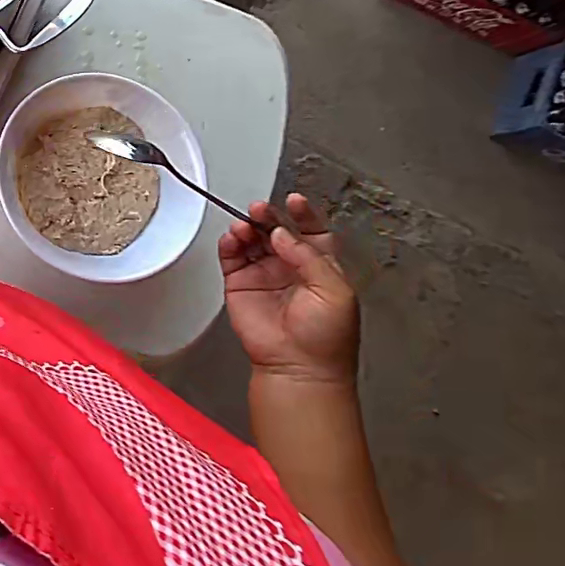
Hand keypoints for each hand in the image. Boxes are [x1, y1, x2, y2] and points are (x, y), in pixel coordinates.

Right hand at [217, 194, 358, 385]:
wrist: (297, 365)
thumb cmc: (326, 338)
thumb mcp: (335, 291)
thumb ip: (309, 257)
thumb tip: (283, 234)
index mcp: (319, 268)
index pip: (311, 232)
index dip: (304, 215)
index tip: (294, 200)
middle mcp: (290, 268)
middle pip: (277, 231)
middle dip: (268, 217)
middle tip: (260, 209)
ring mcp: (263, 274)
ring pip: (252, 240)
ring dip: (247, 228)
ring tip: (244, 225)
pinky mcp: (239, 283)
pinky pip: (230, 256)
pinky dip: (228, 244)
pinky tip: (232, 238)